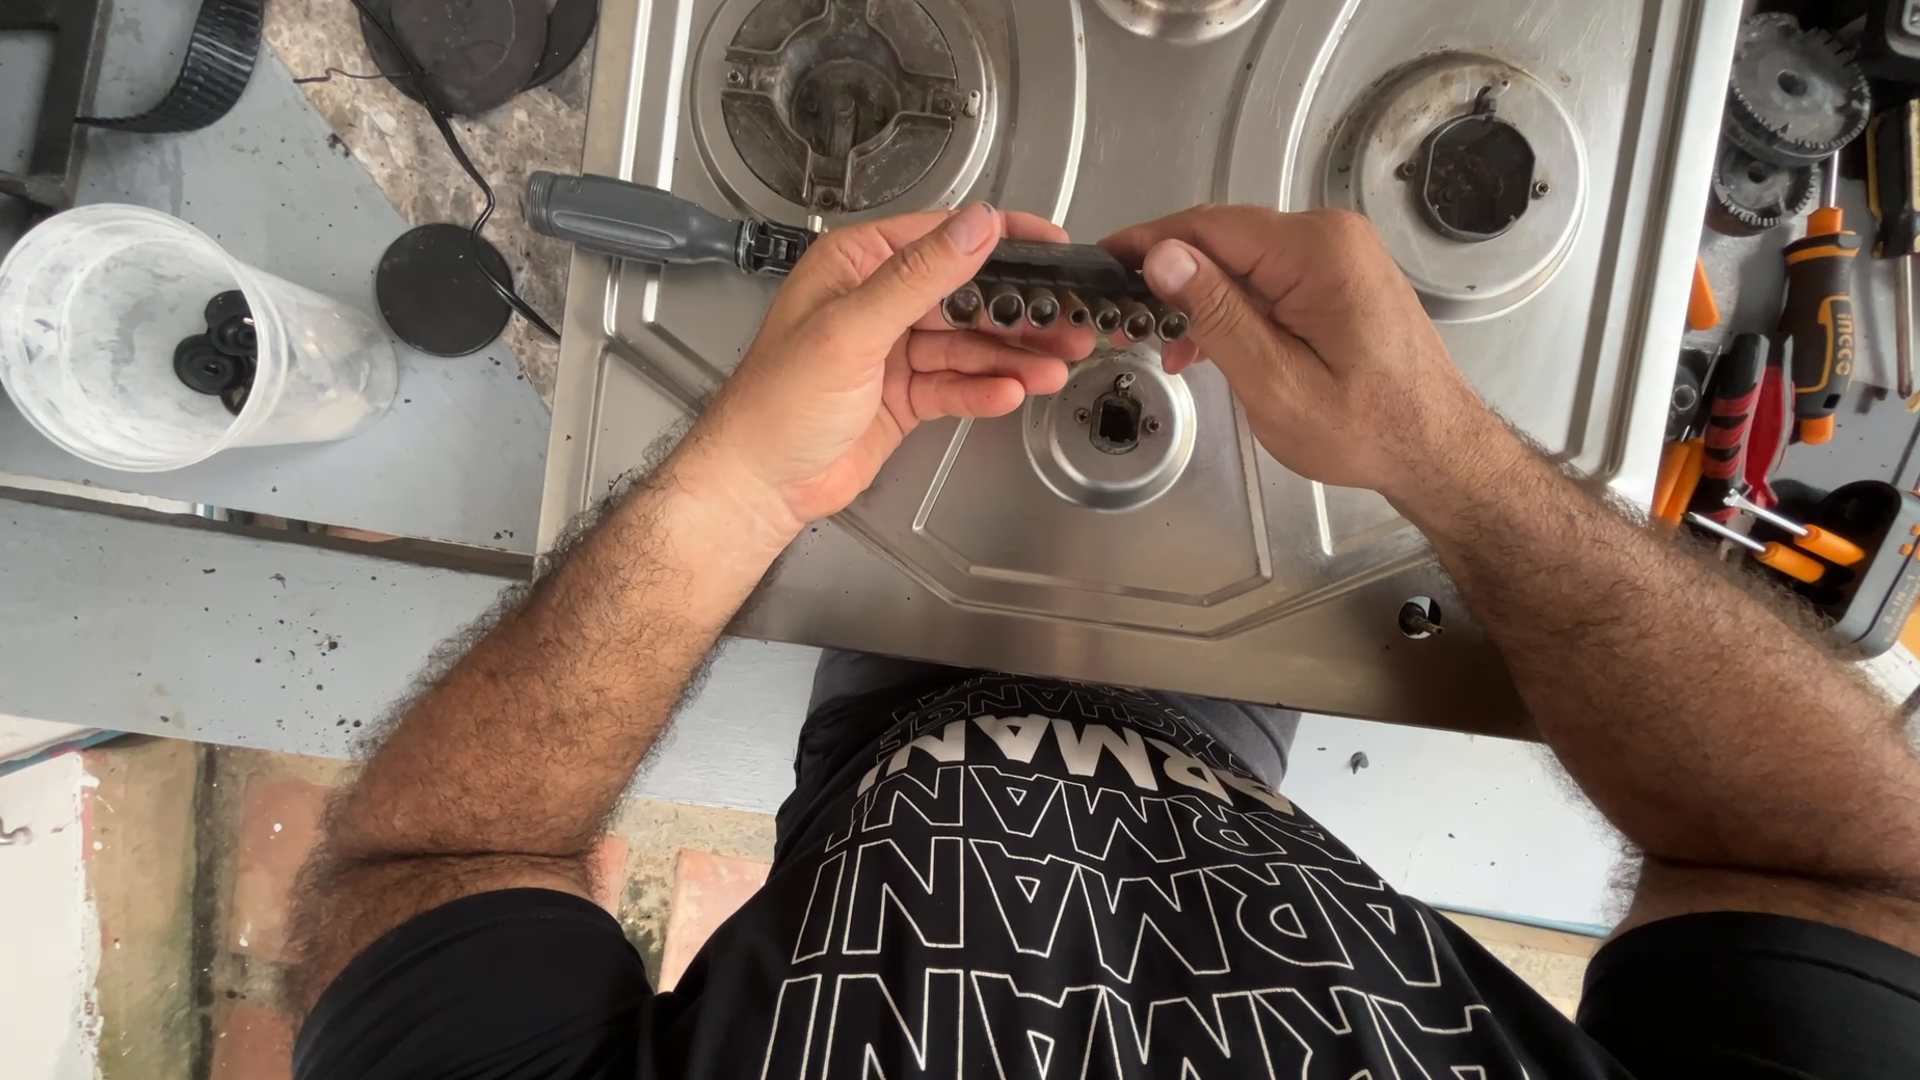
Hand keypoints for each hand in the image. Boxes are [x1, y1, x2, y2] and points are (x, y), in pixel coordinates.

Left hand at [685, 204, 1093, 533]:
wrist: (763, 483)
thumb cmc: (781, 401)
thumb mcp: (852, 329)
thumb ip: (918, 278)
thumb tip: (976, 227)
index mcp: (858, 268)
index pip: (941, 239)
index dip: (999, 241)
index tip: (1051, 246)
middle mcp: (879, 305)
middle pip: (963, 298)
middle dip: (1016, 314)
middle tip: (1066, 323)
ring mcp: (894, 354)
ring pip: (966, 348)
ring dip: (1010, 359)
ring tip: (1052, 368)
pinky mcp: (904, 397)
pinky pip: (953, 387)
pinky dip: (981, 392)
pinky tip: (1010, 394)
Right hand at [1102, 206, 1503, 501]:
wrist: (1433, 449)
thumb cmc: (1360, 428)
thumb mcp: (1275, 381)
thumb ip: (1218, 316)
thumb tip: (1162, 257)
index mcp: (1315, 252)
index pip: (1209, 227)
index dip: (1147, 242)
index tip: (1099, 263)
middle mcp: (1328, 238)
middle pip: (1222, 239)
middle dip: (1165, 275)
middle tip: (1118, 315)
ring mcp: (1334, 258)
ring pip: (1238, 264)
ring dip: (1193, 299)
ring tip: (1156, 344)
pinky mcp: (1333, 282)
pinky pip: (1263, 283)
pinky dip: (1225, 310)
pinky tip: (1200, 347)